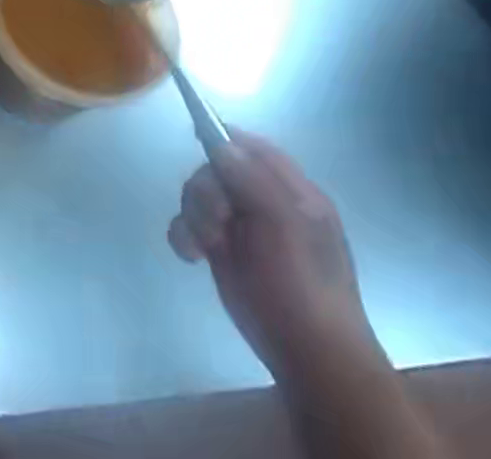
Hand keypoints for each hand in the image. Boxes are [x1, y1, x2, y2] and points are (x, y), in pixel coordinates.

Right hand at [168, 132, 384, 383]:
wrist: (306, 352)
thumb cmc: (303, 285)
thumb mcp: (284, 226)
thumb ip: (252, 180)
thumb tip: (219, 142)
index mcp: (293, 193)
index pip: (253, 148)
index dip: (223, 140)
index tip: (198, 143)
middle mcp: (266, 203)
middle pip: (215, 170)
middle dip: (204, 192)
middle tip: (216, 220)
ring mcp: (242, 227)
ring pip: (197, 196)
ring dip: (192, 216)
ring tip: (205, 246)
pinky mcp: (221, 248)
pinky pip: (188, 225)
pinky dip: (184, 235)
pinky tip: (191, 256)